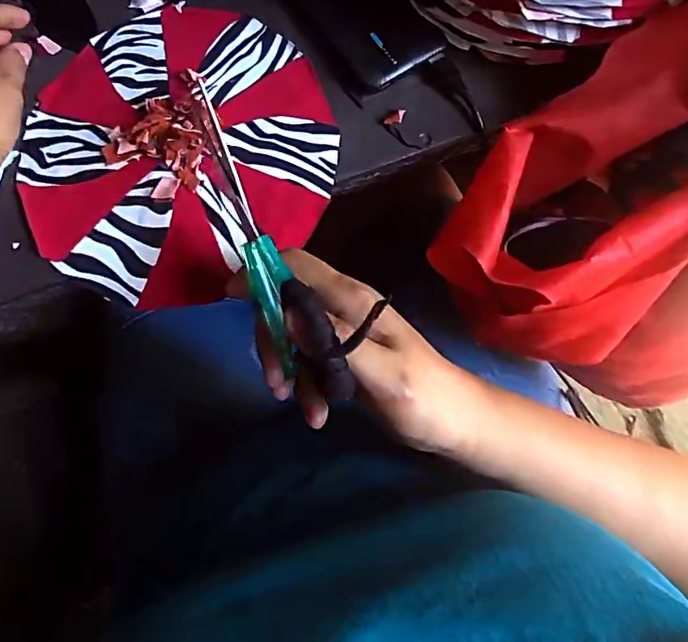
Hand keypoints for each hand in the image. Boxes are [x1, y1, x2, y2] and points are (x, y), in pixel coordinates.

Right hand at [230, 249, 491, 453]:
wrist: (457, 422)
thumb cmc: (426, 397)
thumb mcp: (383, 374)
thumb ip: (334, 340)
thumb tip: (286, 310)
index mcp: (354, 299)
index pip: (297, 265)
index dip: (261, 271)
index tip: (231, 295)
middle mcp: (345, 305)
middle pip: (285, 301)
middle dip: (272, 338)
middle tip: (275, 382)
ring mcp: (343, 328)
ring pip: (293, 333)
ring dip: (290, 370)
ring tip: (307, 409)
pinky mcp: (343, 352)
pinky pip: (308, 358)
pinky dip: (306, 384)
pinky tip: (318, 413)